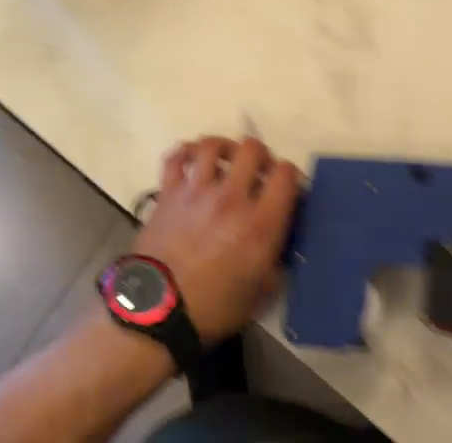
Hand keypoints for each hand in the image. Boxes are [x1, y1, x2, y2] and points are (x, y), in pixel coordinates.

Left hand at [130, 135, 301, 343]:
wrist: (160, 307)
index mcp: (260, 224)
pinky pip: (175, 156)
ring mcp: (195, 190)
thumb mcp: (262, 292)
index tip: (287, 187)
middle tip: (258, 172)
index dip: (291, 175)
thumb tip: (278, 240)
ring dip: (224, 148)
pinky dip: (185, 151)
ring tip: (226, 161)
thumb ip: (275, 259)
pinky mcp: (167, 191)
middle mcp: (230, 198)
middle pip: (251, 149)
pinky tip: (192, 159)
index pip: (286, 175)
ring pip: (211, 144)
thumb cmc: (216, 307)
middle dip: (261, 155)